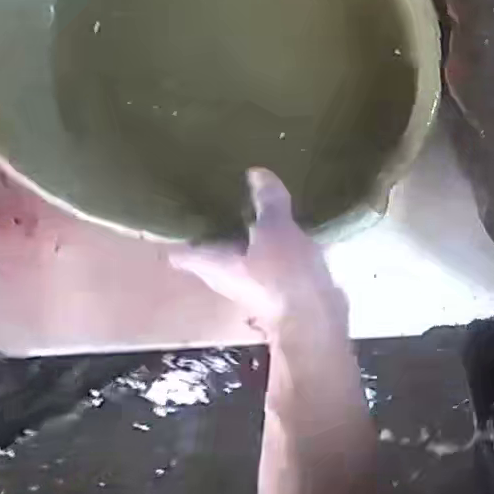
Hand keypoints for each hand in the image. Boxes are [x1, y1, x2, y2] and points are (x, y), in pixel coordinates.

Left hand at [171, 168, 347, 342]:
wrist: (315, 319)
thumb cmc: (283, 277)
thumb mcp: (277, 232)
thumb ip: (268, 203)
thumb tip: (256, 173)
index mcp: (210, 263)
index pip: (179, 249)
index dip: (178, 230)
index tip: (185, 210)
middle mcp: (223, 277)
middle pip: (211, 252)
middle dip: (218, 231)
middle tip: (227, 202)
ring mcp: (251, 287)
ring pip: (243, 259)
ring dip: (250, 242)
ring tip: (262, 214)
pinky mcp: (278, 292)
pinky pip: (271, 265)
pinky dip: (277, 253)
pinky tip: (293, 236)